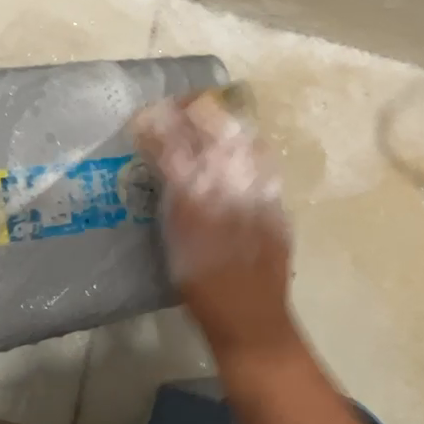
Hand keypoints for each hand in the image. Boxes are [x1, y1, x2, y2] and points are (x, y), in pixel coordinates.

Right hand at [130, 92, 304, 372]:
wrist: (251, 319)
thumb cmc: (200, 287)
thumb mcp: (173, 240)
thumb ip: (171, 196)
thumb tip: (163, 161)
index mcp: (193, 199)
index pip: (173, 144)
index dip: (160, 123)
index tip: (147, 114)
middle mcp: (227, 189)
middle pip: (213, 133)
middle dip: (195, 111)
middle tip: (180, 105)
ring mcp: (257, 194)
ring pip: (242, 143)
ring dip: (222, 122)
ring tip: (208, 115)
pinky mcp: (276, 205)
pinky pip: (262, 164)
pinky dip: (247, 146)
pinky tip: (239, 145)